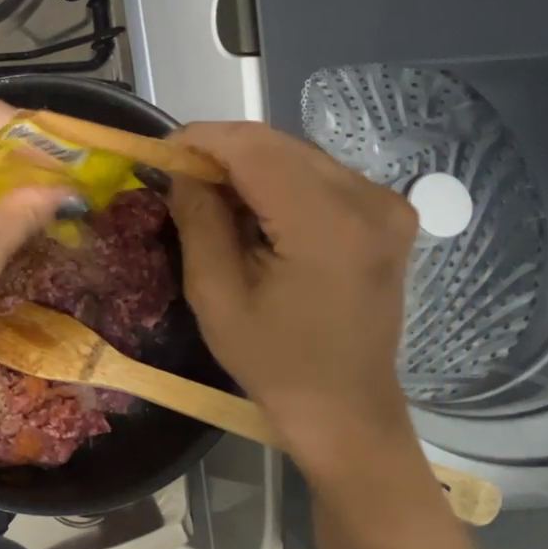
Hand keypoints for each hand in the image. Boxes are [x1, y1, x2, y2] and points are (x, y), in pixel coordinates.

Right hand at [167, 122, 420, 473]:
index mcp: (327, 224)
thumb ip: (199, 222)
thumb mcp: (216, 297)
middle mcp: (369, 199)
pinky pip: (320, 177)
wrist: (345, 409)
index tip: (159, 153)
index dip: (201, 139)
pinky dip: (279, 183)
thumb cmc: (274, 363)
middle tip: (176, 178)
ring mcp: (387, 204)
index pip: (254, 148)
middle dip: (221, 152)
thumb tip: (181, 171)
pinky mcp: (388, 215)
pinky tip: (255, 216)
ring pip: (299, 156)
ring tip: (210, 200)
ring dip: (249, 167)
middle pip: (279, 145)